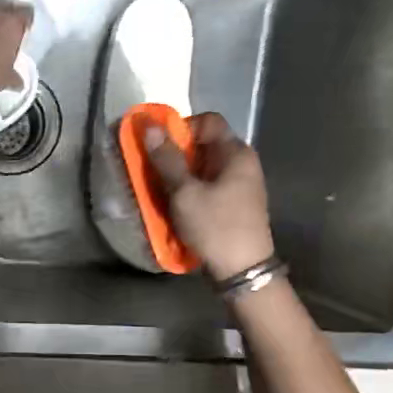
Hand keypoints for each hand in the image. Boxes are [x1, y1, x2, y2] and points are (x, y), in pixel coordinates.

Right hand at [145, 112, 275, 280]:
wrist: (242, 272)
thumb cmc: (215, 226)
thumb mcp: (184, 193)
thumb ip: (167, 159)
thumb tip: (150, 127)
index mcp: (236, 153)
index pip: (208, 120)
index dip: (181, 127)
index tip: (160, 147)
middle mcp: (243, 163)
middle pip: (204, 145)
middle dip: (176, 154)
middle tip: (155, 171)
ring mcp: (241, 185)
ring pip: (204, 168)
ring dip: (181, 175)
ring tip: (162, 191)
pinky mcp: (235, 205)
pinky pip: (209, 187)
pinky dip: (191, 191)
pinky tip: (178, 207)